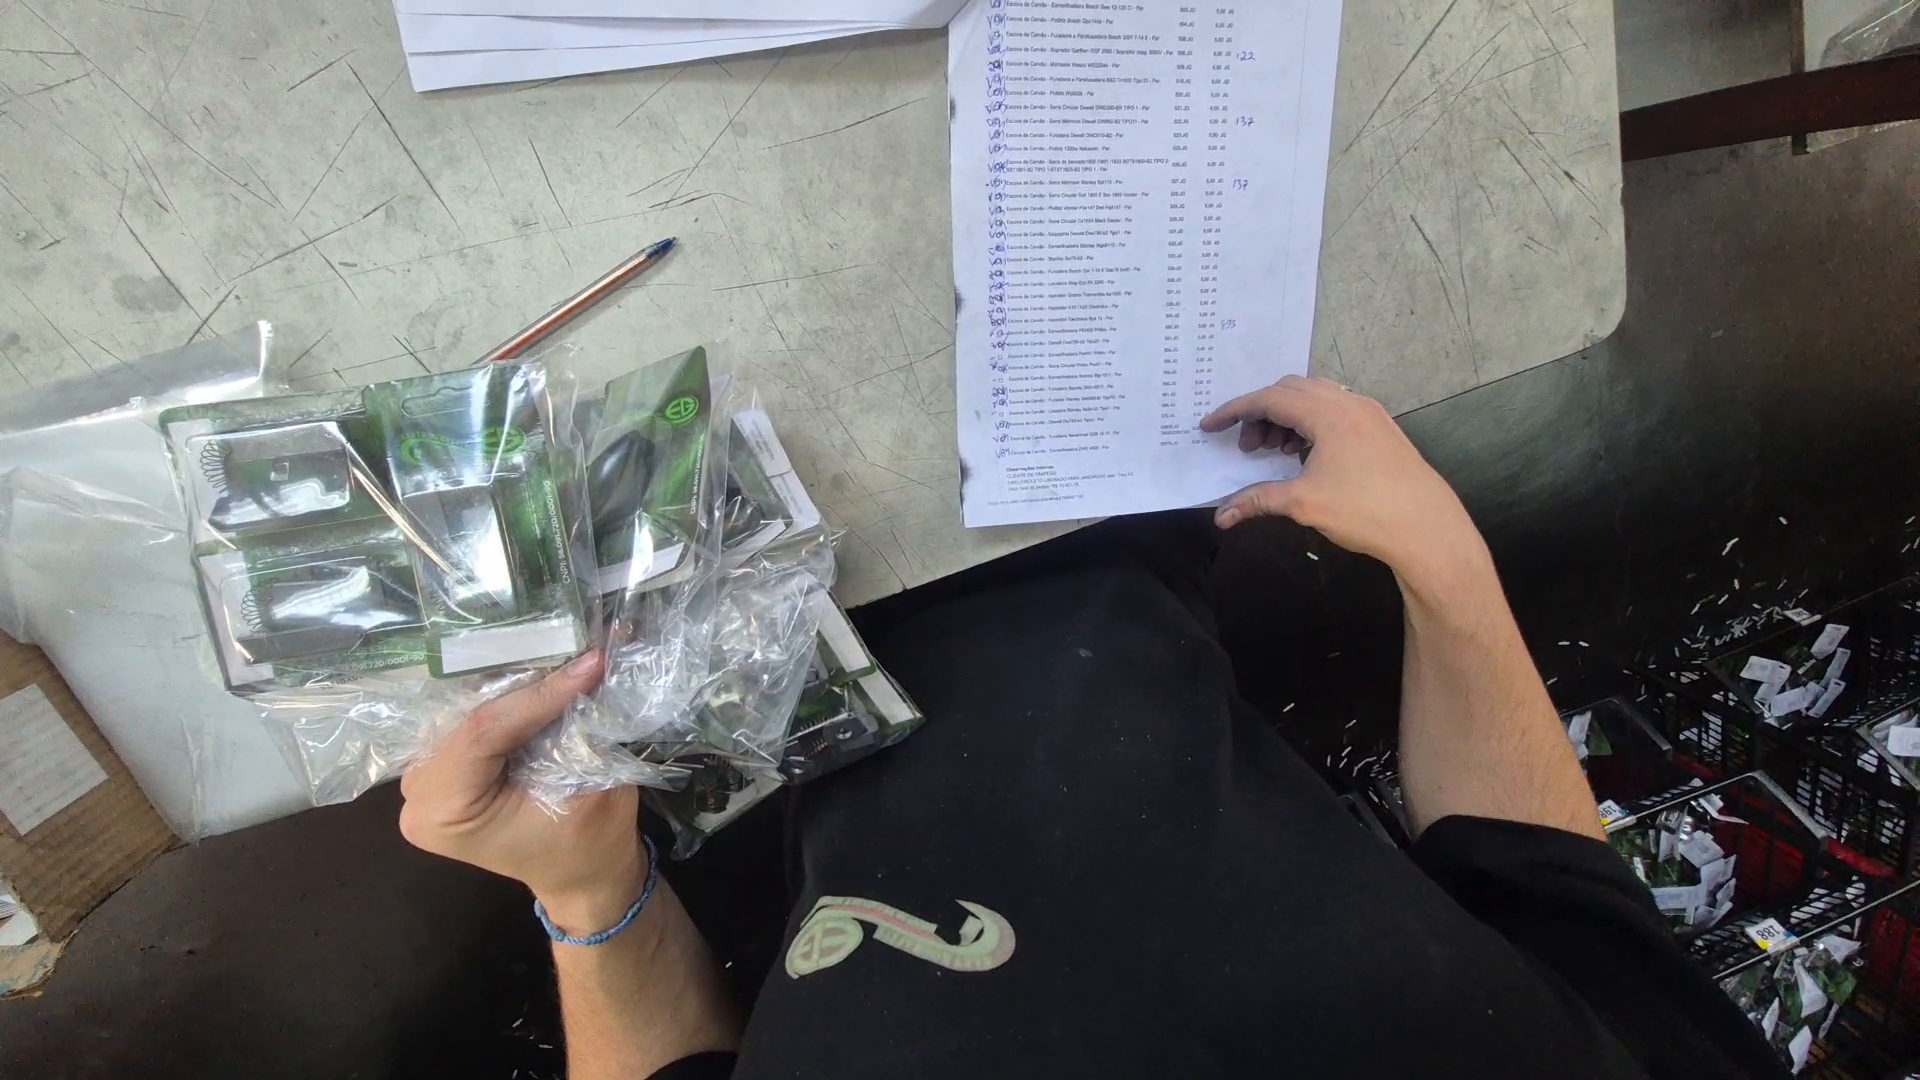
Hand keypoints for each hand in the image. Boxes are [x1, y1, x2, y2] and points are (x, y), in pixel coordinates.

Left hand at [398, 651, 646, 935]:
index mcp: (444, 812)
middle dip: (529, 678)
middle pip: (470, 712)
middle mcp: (418, 791)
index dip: (540, 693)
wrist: (585, 869)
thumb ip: (581, 728)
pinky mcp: (446, 761)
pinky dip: (516, 691)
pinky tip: (549, 670)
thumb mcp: (594, 785)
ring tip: (569, 652)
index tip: (593, 663)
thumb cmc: (591, 839)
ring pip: (473, 704)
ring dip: (522, 678)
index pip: (482, 731)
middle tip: (582, 648)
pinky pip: (477, 712)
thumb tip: (594, 663)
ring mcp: (425, 774)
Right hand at [1199, 375, 1489, 584]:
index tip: (1210, 426)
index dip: (1234, 410)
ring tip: (1271, 452)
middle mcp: (1349, 404)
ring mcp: (1368, 414)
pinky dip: (1307, 424)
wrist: (1428, 528)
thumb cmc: (1365, 511)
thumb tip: (1222, 516)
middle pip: (1290, 391)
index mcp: (1329, 414)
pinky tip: (1301, 454)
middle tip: (1246, 446)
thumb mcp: (1303, 504)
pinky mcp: (1378, 429)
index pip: (1270, 399)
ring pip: (1313, 399)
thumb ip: (1257, 500)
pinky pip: (1332, 411)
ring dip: (1284, 418)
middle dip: (1259, 413)